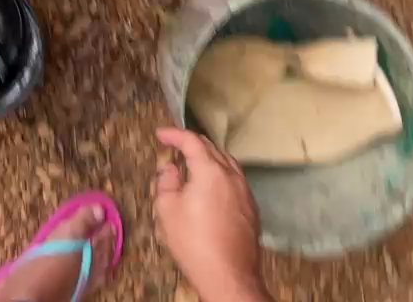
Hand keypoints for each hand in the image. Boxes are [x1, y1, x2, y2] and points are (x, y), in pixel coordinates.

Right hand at [153, 128, 268, 301]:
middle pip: (212, 147)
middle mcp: (231, 175)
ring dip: (209, 156)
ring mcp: (245, 192)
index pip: (191, 140)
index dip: (174, 134)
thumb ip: (166, 181)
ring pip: (227, 161)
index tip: (160, 135)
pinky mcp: (252, 209)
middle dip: (191, 142)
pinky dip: (221, 172)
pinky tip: (212, 186)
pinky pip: (236, 179)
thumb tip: (170, 168)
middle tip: (174, 146)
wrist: (229, 278)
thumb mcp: (167, 209)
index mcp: (210, 171)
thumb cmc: (194, 243)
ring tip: (193, 163)